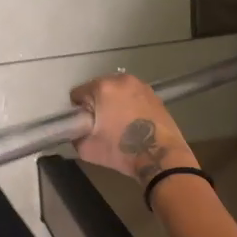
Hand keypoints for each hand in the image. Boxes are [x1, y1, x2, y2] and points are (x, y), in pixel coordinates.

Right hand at [68, 73, 198, 186]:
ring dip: (114, 103)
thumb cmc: (122, 150)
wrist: (160, 156)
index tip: (84, 124)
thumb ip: (75, 135)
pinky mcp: (155, 95)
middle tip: (101, 125)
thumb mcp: (87, 149)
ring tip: (119, 124)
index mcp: (103, 87)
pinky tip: (134, 123)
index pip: (78, 93)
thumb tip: (77, 131)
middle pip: (98, 89)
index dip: (77, 110)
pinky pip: (133, 97)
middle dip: (97, 104)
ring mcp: (141, 85)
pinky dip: (130, 106)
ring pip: (117, 92)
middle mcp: (122, 79)